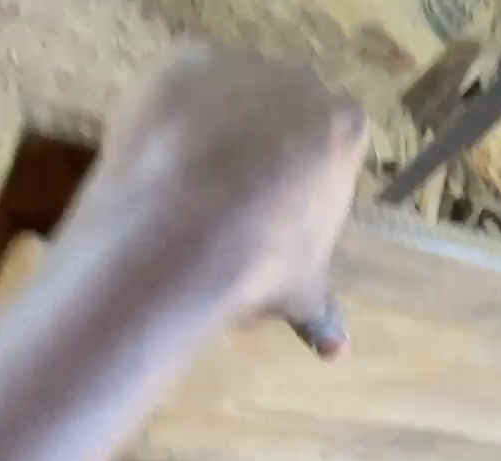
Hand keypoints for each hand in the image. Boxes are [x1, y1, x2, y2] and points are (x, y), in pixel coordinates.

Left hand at [64, 45, 367, 356]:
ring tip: (183, 200)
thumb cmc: (260, 264)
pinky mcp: (182, 69)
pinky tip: (158, 173)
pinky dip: (167, 130)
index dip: (295, 191)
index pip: (325, 151)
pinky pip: (175, 98)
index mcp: (342, 128)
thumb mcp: (298, 293)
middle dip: (255, 162)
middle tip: (223, 215)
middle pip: (277, 121)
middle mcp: (298, 82)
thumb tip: (337, 352)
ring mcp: (239, 69)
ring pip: (226, 107)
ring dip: (210, 144)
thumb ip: (319, 311)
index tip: (269, 224)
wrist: (185, 233)